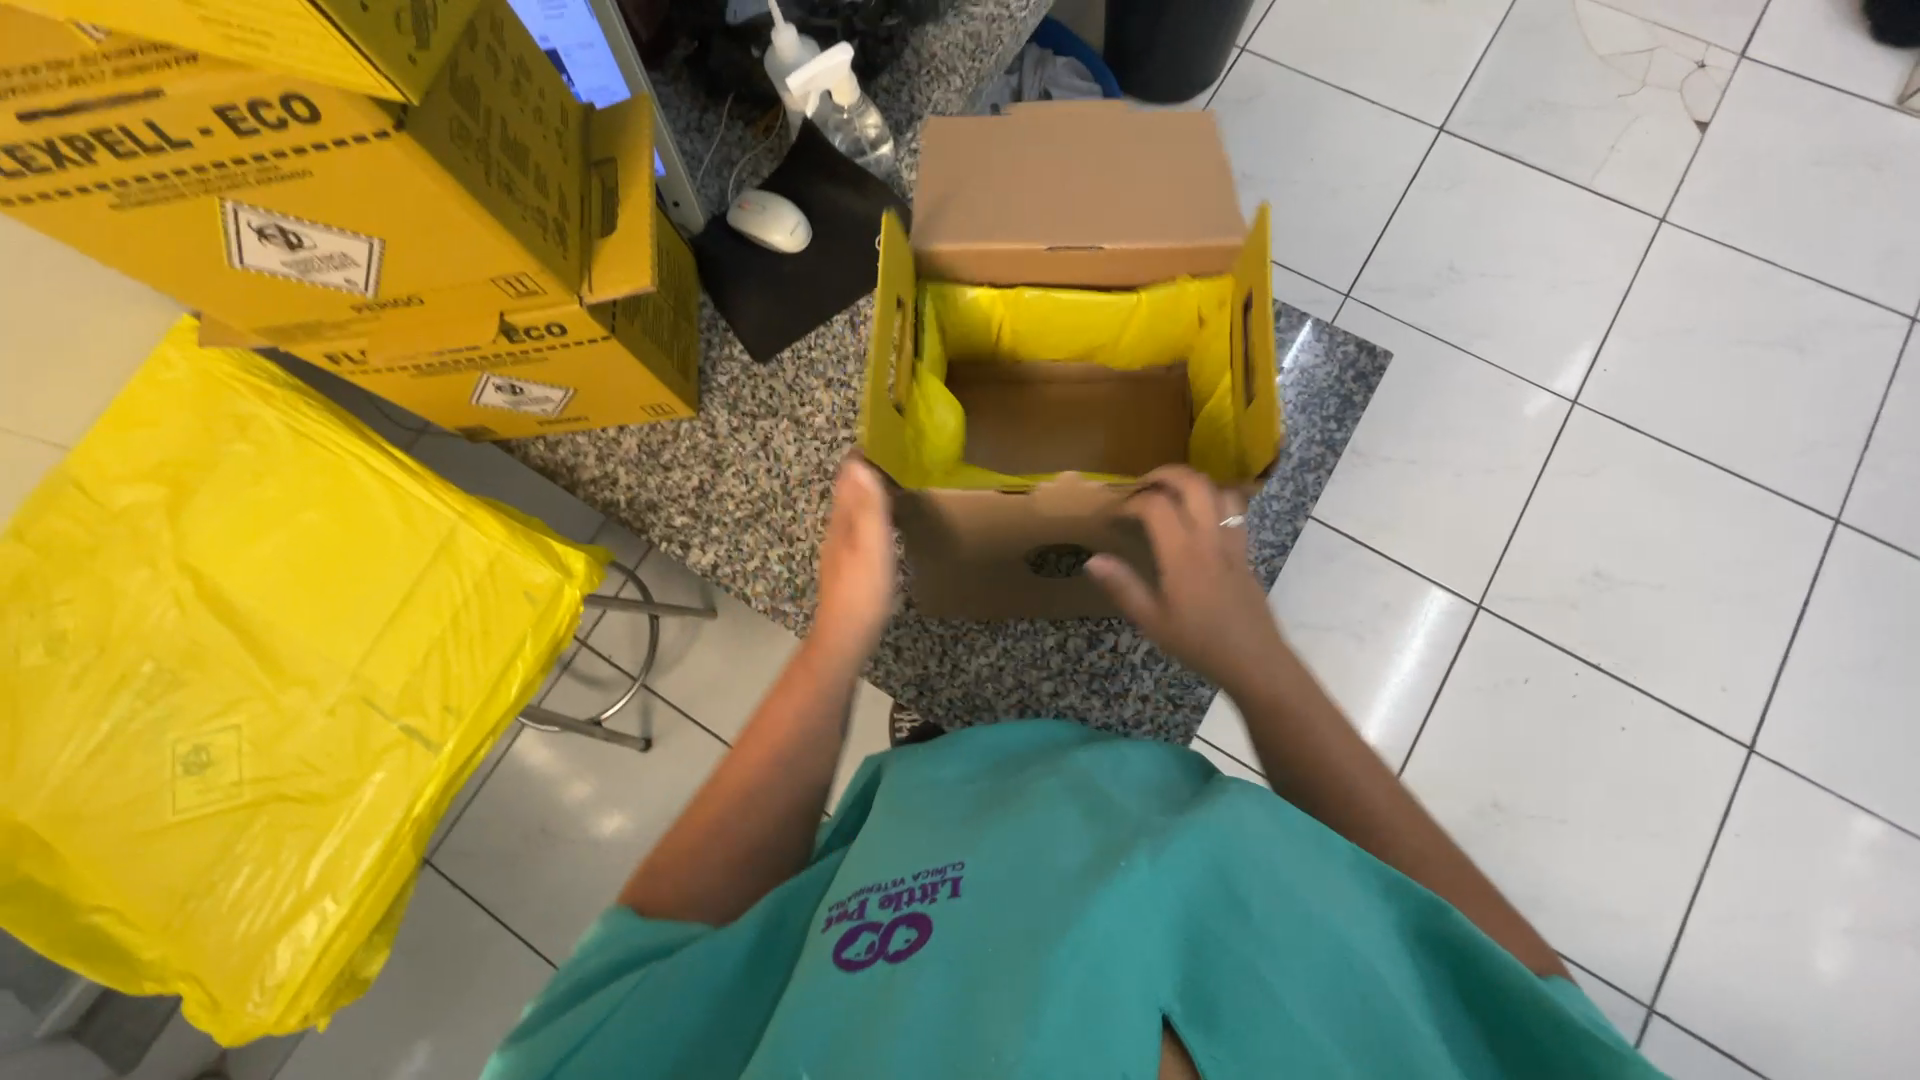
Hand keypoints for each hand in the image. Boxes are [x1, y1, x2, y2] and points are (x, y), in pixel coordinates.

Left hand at [811, 456, 896, 666]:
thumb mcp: (870, 545)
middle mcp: (837, 533)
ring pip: (850, 515)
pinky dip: (868, 520)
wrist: (845, 637)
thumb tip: (858, 465)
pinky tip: (879, 529)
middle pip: (847, 496)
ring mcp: (840, 553)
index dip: (859, 459)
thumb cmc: (862, 592)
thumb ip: (867, 507)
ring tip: (885, 486)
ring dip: (864, 497)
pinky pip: (857, 533)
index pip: (847, 480)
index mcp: (842, 523)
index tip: (877, 438)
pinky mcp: (847, 570)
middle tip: (886, 457)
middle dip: (862, 475)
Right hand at [1086, 465, 1287, 695]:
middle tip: (1142, 485)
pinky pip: (1234, 510)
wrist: (1254, 660)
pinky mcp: (1245, 551)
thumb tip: (1092, 560)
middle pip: (1192, 483)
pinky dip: (1215, 499)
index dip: (1131, 501)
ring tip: (1172, 493)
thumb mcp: (1152, 621)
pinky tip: (1200, 516)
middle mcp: (1209, 538)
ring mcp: (1232, 542)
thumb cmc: (1199, 644)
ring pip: (1218, 490)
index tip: (1115, 514)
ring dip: (1193, 482)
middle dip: (1164, 474)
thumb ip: (1123, 587)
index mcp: (1182, 554)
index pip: (1155, 505)